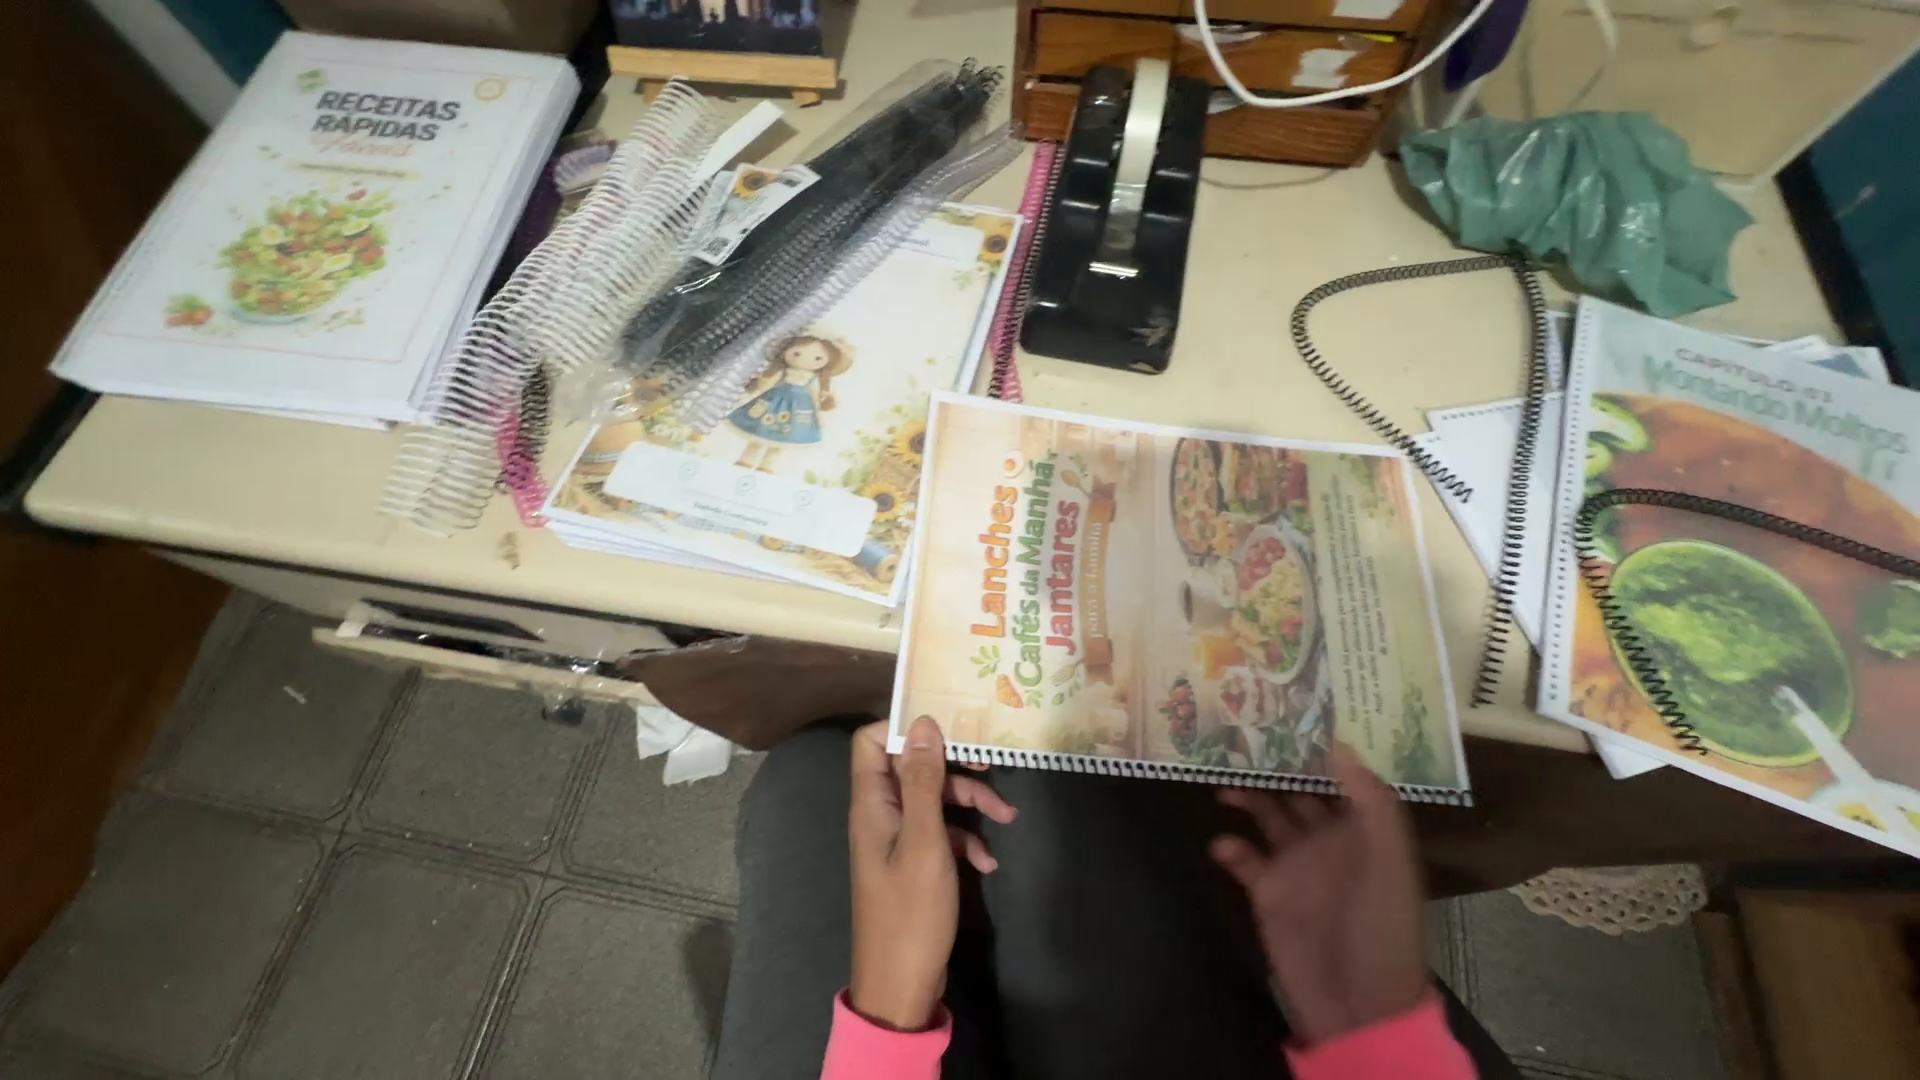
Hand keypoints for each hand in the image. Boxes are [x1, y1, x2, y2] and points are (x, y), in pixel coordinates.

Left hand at [848, 717, 1015, 1030]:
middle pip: (913, 766)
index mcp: (872, 803)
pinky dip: (966, 839)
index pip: (872, 741)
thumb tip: (924, 722)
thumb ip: (924, 781)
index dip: (905, 727)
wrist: (901, 988)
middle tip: (989, 767)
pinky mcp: (915, 861)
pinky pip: (941, 832)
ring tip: (1006, 817)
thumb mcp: (925, 841)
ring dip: (969, 803)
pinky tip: (987, 862)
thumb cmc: (910, 912)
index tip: (948, 726)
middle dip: (953, 767)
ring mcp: (898, 838)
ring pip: (933, 799)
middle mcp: (881, 813)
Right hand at [1211, 743, 1428, 1045]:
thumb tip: (1337, 742)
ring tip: (1221, 783)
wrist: (1359, 1005)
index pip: (1336, 776)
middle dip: (1269, 764)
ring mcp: (1293, 865)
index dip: (1314, 747)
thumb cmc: (1381, 927)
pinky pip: (1241, 857)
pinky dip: (1229, 846)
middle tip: (1236, 735)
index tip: (1284, 714)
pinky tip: (1222, 844)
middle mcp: (1325, 839)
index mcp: (1359, 830)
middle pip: (1293, 789)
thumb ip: (1370, 803)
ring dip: (1245, 796)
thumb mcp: (1389, 863)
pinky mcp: (1265, 891)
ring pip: (1263, 815)